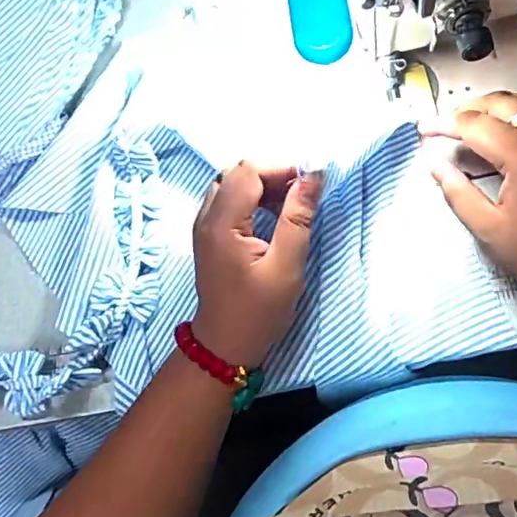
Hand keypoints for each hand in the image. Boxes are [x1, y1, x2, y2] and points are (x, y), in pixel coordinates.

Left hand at [190, 161, 322, 366]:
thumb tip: (313, 178)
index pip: (248, 172)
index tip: (308, 188)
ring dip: (263, 187)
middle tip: (301, 197)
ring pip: (232, 184)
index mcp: (221, 224)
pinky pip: (229, 201)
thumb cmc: (258, 311)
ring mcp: (204, 226)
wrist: (224, 345)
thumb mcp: (287, 266)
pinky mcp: (209, 235)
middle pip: (237, 173)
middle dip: (272, 176)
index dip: (280, 171)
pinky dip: (253, 199)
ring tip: (290, 206)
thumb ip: (298, 218)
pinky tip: (273, 217)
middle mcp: (206, 218)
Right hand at [420, 91, 516, 313]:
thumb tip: (436, 165)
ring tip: (475, 121)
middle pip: (502, 102)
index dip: (444, 123)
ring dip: (497, 104)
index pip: (475, 124)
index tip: (423, 130)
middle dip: (468, 108)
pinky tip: (510, 128)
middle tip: (446, 125)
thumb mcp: (491, 231)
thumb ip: (459, 194)